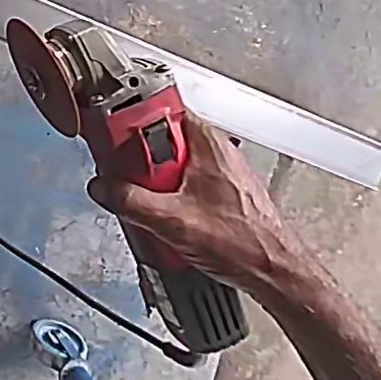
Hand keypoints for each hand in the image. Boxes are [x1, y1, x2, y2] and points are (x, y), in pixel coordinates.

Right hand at [88, 115, 302, 295]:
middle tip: (127, 180)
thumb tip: (104, 188)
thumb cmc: (245, 242)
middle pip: (158, 137)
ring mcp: (217, 168)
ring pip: (169, 161)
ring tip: (149, 204)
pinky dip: (169, 194)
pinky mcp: (218, 188)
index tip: (111, 137)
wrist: (276, 271)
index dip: (129, 120)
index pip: (157, 108)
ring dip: (152, 181)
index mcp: (204, 140)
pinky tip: (168, 217)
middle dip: (138, 160)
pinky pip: (182, 180)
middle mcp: (212, 147)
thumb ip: (130, 201)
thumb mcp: (173, 221)